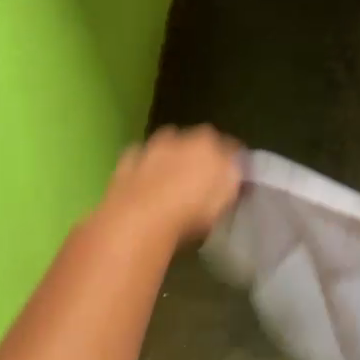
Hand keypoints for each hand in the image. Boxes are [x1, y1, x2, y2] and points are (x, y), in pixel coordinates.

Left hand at [101, 125, 243, 244]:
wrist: (137, 221)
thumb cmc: (190, 211)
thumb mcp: (226, 199)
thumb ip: (233, 180)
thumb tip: (235, 172)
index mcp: (212, 142)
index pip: (230, 145)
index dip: (231, 161)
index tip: (231, 176)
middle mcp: (182, 138)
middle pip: (196, 141)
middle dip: (198, 154)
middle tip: (200, 177)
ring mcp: (151, 149)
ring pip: (165, 146)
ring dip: (169, 156)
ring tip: (171, 179)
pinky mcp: (124, 164)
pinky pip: (137, 160)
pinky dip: (142, 167)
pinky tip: (144, 182)